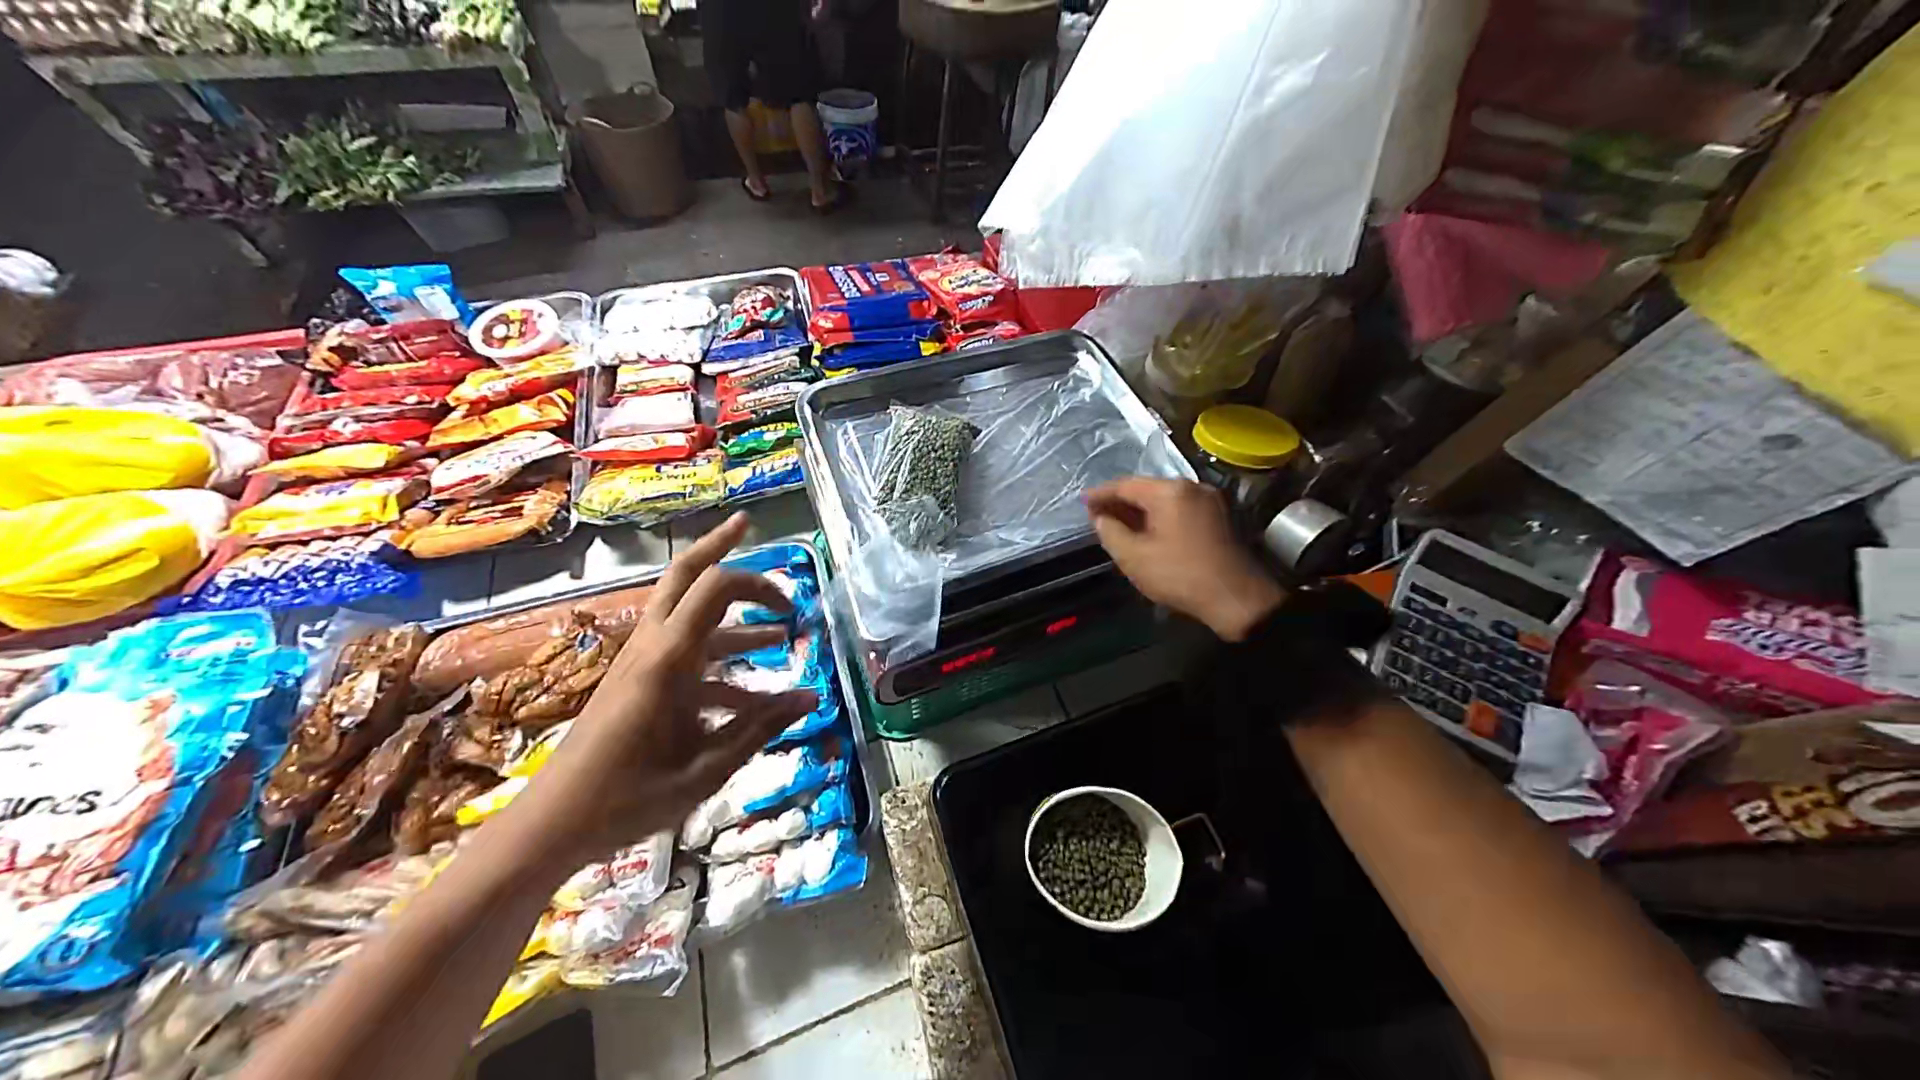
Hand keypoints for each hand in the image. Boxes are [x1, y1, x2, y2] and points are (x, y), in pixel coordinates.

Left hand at [506, 514, 817, 863]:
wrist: (554, 824)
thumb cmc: (629, 797)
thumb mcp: (708, 767)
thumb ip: (761, 727)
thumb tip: (812, 697)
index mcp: (669, 659)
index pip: (714, 587)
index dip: (757, 582)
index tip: (791, 603)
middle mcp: (653, 647)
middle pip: (684, 575)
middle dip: (718, 547)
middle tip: (749, 528)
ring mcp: (640, 663)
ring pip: (690, 618)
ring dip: (734, 620)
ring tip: (780, 638)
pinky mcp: (636, 683)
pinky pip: (684, 656)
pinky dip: (720, 666)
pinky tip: (752, 700)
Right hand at [1085, 477, 1285, 641]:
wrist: (1236, 598)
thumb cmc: (1180, 575)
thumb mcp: (1133, 557)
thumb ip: (1110, 532)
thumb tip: (1100, 517)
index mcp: (1170, 491)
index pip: (1125, 485)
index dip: (1100, 494)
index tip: (1083, 502)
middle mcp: (1192, 487)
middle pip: (1146, 489)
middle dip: (1120, 502)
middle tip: (1097, 515)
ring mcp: (1209, 500)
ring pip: (1164, 499)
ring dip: (1140, 510)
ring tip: (1118, 525)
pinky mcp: (1219, 517)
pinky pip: (1180, 509)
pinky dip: (1159, 516)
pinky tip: (1147, 531)